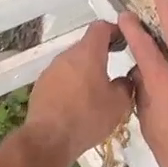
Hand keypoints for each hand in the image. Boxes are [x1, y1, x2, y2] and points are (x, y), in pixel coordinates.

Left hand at [22, 20, 134, 160]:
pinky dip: (72, 85)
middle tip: (115, 69)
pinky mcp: (41, 86)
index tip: (125, 41)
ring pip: (73, 64)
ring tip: (97, 91)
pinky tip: (78, 104)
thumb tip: (125, 79)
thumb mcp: (119, 103)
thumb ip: (126, 85)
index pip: (101, 27)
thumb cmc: (88, 116)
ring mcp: (51, 71)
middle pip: (86, 46)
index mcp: (88, 53)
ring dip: (85, 72)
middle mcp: (66, 56)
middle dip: (101, 54)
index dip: (114, 30)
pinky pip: (61, 79)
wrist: (49, 139)